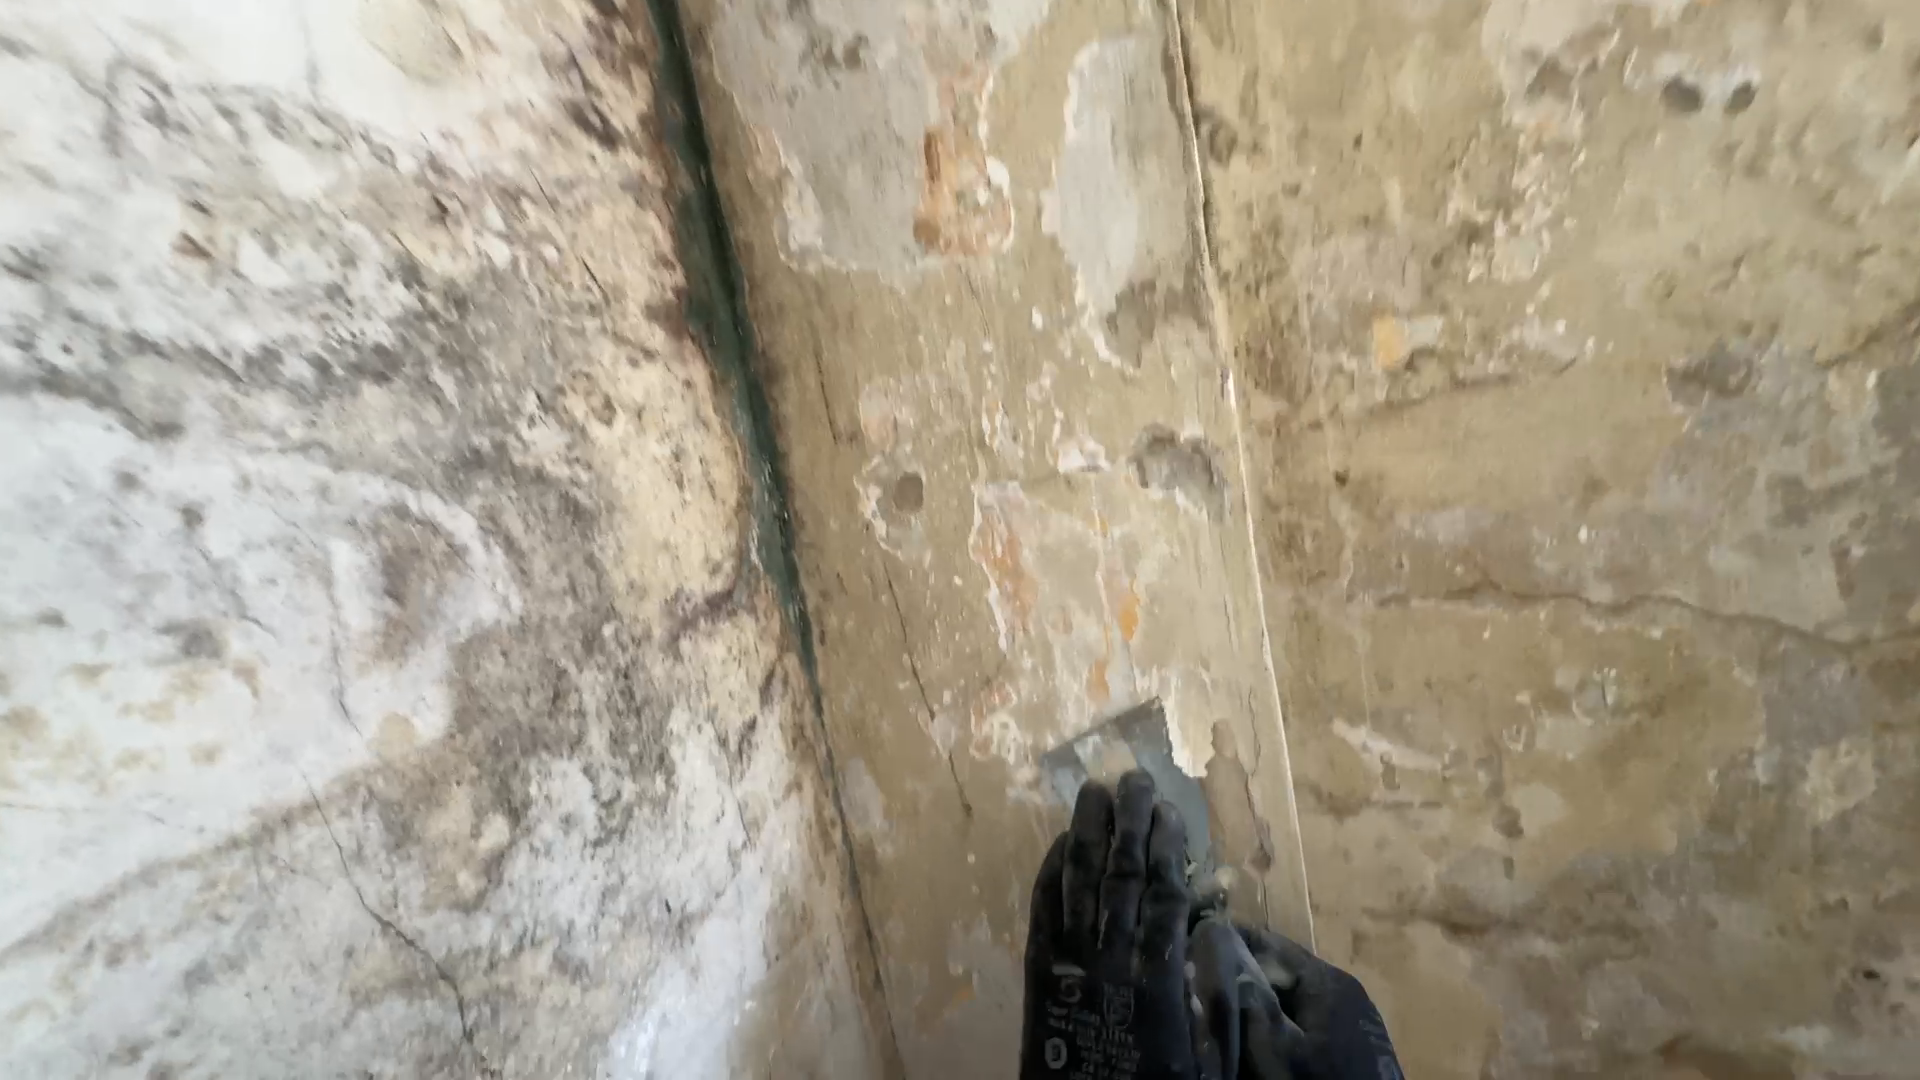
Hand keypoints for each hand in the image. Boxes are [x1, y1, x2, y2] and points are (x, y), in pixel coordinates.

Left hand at [1020, 770, 1195, 1078]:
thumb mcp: (1200, 1058)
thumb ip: (1208, 994)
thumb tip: (1210, 929)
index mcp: (1158, 979)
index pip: (1167, 895)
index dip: (1168, 848)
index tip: (1170, 809)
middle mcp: (1112, 956)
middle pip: (1123, 873)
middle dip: (1131, 821)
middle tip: (1135, 776)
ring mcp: (1069, 957)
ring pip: (1081, 879)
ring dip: (1090, 830)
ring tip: (1096, 789)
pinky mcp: (1037, 966)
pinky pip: (1044, 906)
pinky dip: (1052, 869)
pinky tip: (1061, 840)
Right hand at [1188, 917, 1402, 1079]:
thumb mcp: (1278, 1054)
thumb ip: (1249, 1008)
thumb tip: (1224, 967)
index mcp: (1326, 980)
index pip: (1270, 941)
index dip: (1233, 941)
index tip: (1200, 945)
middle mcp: (1342, 986)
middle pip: (1282, 966)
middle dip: (1248, 971)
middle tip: (1211, 981)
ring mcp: (1353, 1012)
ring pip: (1295, 990)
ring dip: (1265, 997)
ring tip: (1233, 1006)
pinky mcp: (1355, 1036)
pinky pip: (1310, 1012)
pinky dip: (1285, 1016)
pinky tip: (1266, 1032)